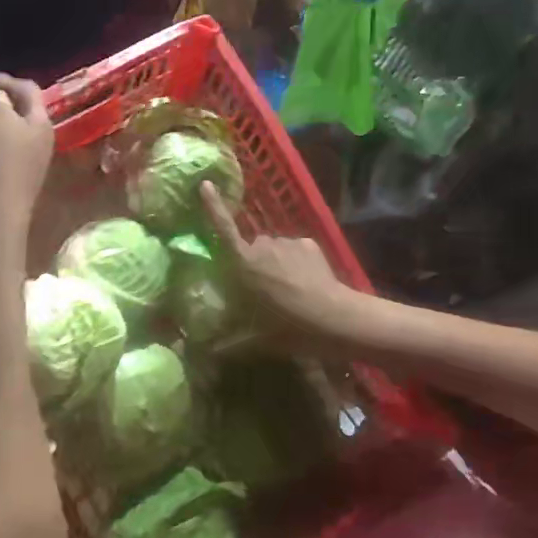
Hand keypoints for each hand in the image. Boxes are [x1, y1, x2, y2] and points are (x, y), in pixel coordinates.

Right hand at [201, 181, 356, 330]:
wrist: (332, 318)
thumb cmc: (287, 328)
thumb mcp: (255, 340)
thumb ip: (228, 343)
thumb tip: (207, 354)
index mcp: (244, 264)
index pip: (223, 230)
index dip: (213, 207)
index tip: (205, 184)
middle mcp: (264, 245)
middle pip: (252, 247)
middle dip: (254, 262)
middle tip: (263, 290)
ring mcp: (289, 241)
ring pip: (275, 248)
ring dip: (276, 262)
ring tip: (288, 289)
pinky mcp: (309, 242)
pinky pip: (295, 248)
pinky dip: (296, 260)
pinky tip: (305, 281)